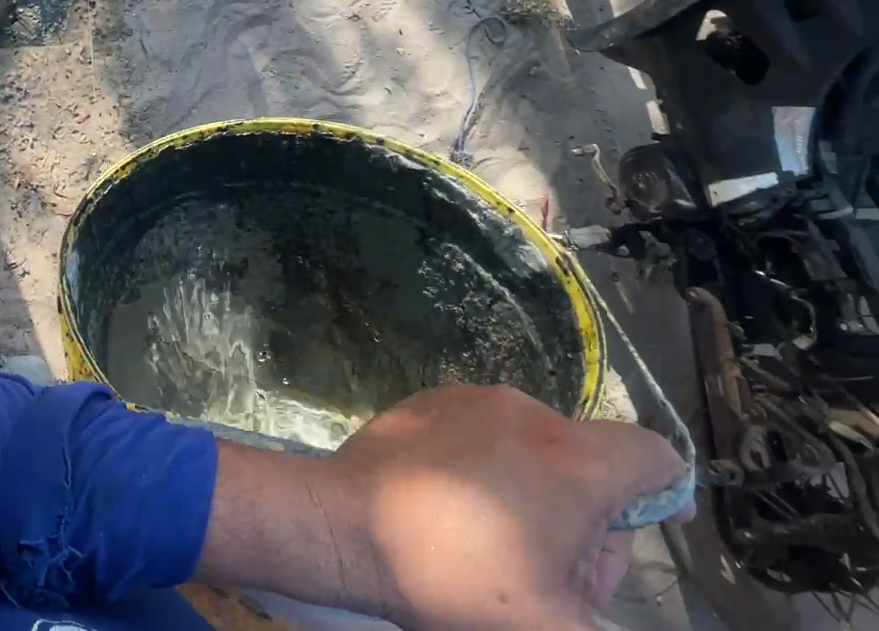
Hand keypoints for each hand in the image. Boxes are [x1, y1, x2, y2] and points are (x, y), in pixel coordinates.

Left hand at [322, 383, 690, 629]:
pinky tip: (453, 505)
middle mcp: (523, 410)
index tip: (636, 526)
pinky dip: (484, 463)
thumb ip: (607, 622)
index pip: (654, 455)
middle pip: (589, 458)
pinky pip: (480, 430)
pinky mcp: (421, 399)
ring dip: (533, 489)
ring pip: (531, 444)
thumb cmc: (454, 576)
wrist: (342, 525)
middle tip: (551, 563)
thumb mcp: (555, 625)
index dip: (662, 494)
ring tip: (494, 539)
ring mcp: (465, 397)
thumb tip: (591, 586)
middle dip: (586, 513)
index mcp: (572, 457)